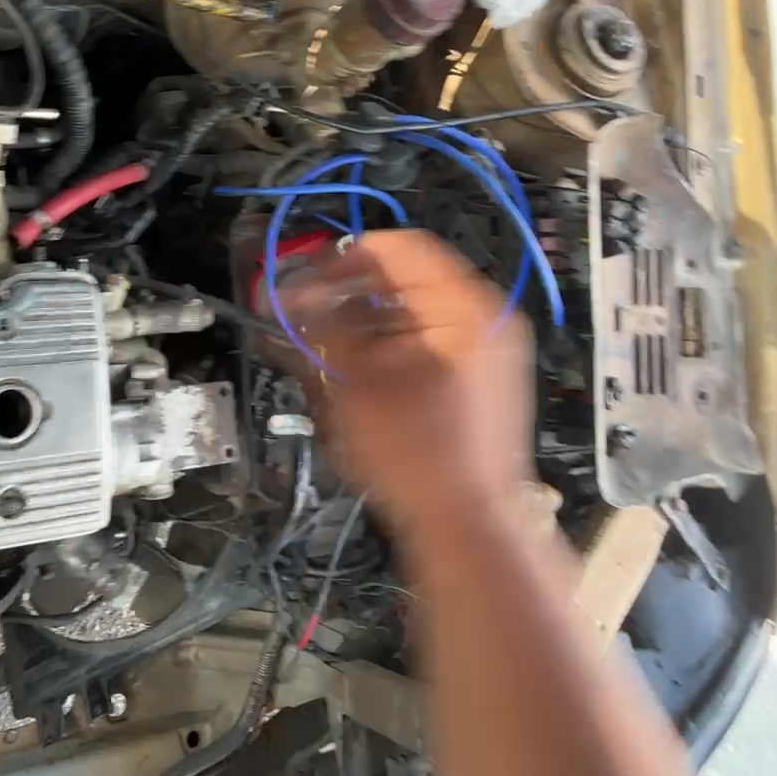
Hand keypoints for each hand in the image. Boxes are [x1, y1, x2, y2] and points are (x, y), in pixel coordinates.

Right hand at [278, 230, 536, 536]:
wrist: (467, 525)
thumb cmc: (419, 452)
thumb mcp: (361, 381)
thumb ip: (327, 325)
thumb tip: (296, 291)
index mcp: (467, 309)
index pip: (404, 249)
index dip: (348, 254)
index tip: (307, 270)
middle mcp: (480, 321)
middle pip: (403, 280)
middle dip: (345, 290)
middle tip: (300, 305)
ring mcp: (477, 351)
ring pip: (406, 313)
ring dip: (356, 317)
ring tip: (313, 333)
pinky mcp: (466, 378)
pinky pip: (416, 341)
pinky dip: (378, 343)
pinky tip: (342, 358)